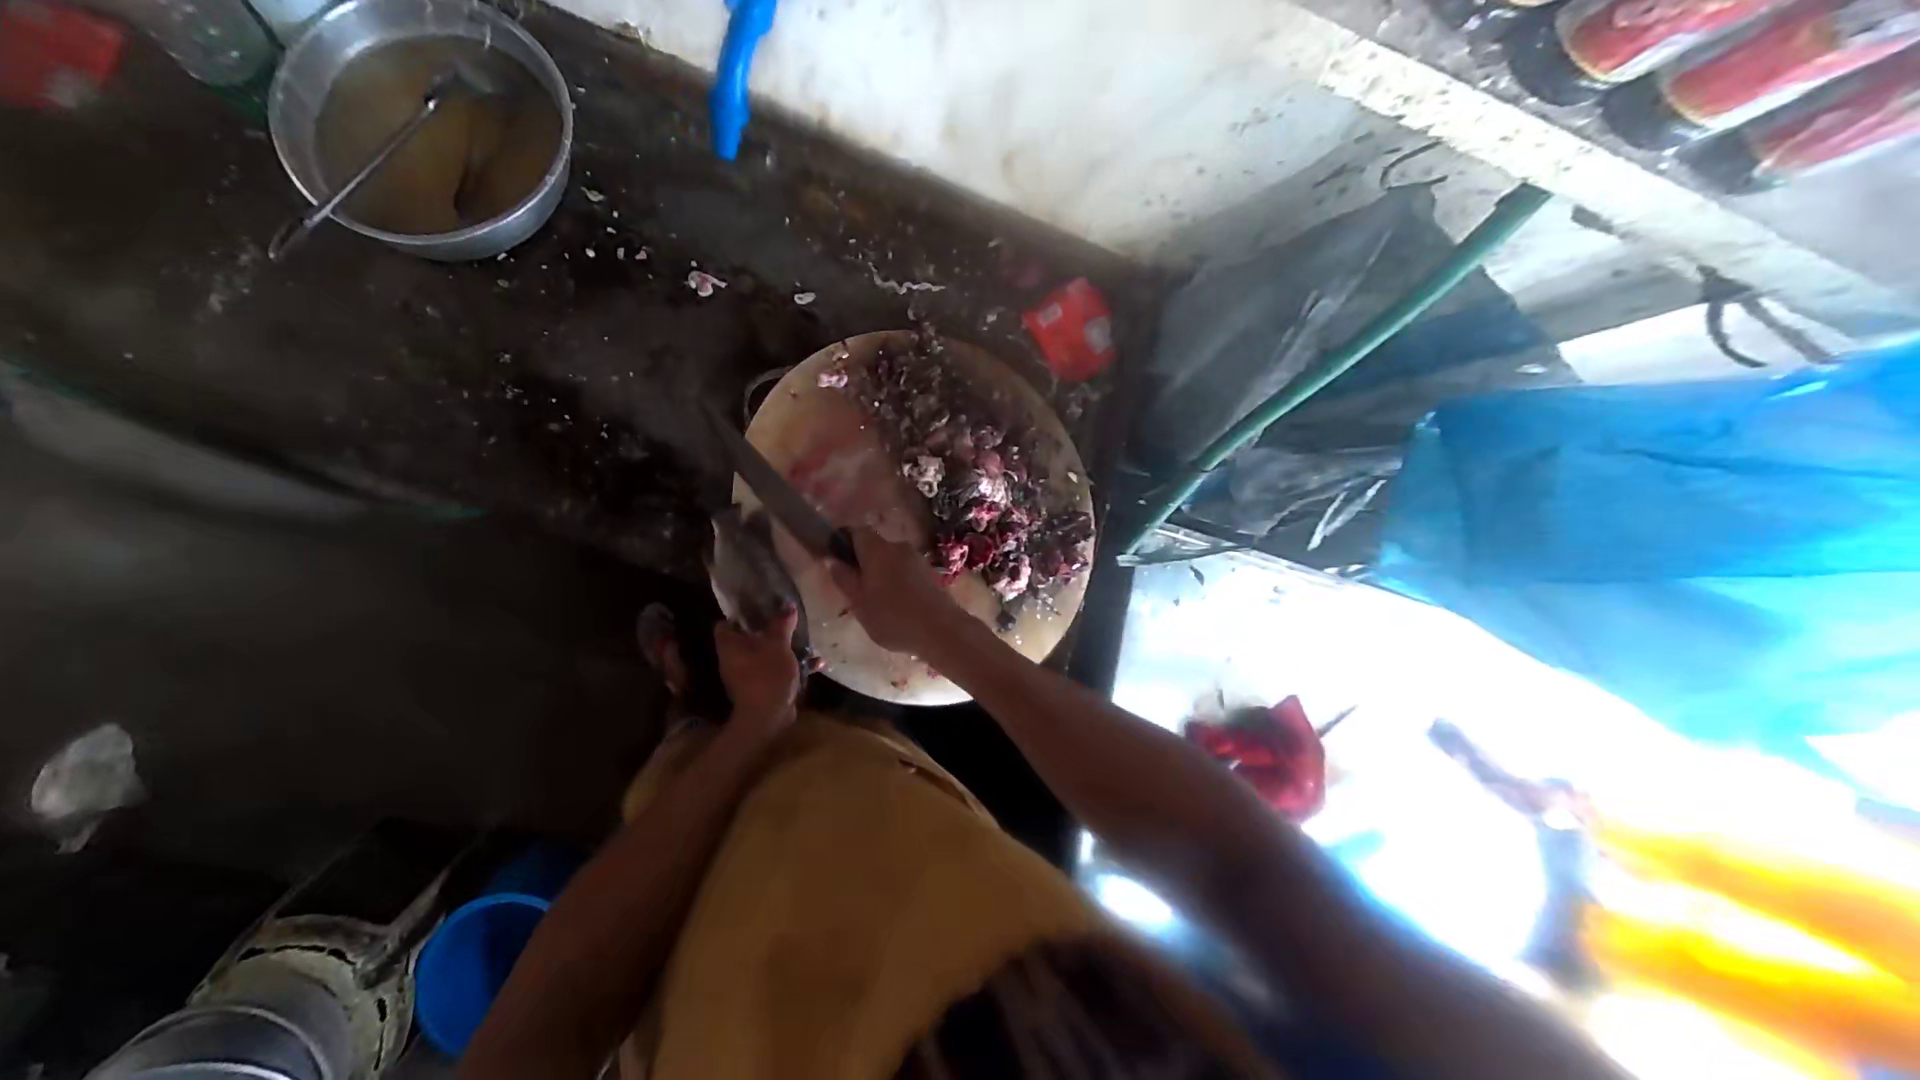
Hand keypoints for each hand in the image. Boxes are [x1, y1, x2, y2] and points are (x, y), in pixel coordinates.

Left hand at [715, 606, 800, 734]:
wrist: (769, 717)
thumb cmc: (767, 674)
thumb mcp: (778, 645)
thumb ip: (782, 624)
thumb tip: (788, 605)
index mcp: (730, 647)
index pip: (725, 625)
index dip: (739, 615)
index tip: (759, 607)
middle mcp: (734, 660)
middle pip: (748, 639)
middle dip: (769, 630)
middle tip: (786, 621)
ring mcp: (748, 676)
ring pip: (766, 655)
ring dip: (785, 649)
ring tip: (806, 641)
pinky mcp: (764, 688)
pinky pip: (778, 671)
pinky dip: (793, 667)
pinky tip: (817, 663)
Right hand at [826, 527, 964, 656]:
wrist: (941, 629)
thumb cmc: (892, 616)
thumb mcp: (859, 602)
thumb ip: (844, 579)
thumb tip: (832, 560)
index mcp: (877, 549)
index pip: (856, 532)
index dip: (844, 542)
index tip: (837, 560)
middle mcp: (898, 547)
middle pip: (875, 547)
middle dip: (864, 563)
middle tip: (856, 589)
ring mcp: (918, 559)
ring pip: (892, 561)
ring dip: (883, 574)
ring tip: (878, 602)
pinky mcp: (931, 574)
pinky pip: (907, 572)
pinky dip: (899, 583)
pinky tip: (898, 606)